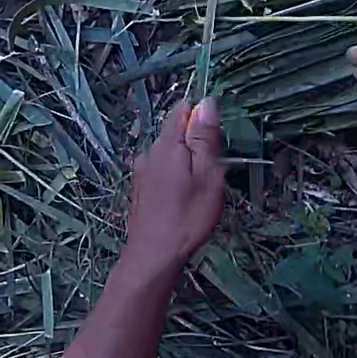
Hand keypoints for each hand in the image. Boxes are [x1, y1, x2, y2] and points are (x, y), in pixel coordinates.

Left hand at [123, 98, 224, 276]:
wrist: (154, 255)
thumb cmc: (188, 215)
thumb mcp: (207, 173)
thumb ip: (204, 137)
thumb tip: (206, 102)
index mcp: (167, 143)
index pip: (183, 109)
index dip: (203, 117)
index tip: (217, 140)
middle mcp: (149, 151)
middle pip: (176, 132)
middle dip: (196, 142)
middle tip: (213, 170)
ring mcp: (142, 171)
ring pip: (169, 153)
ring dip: (186, 162)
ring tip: (200, 188)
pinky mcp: (140, 188)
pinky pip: (162, 170)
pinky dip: (175, 176)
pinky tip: (183, 198)